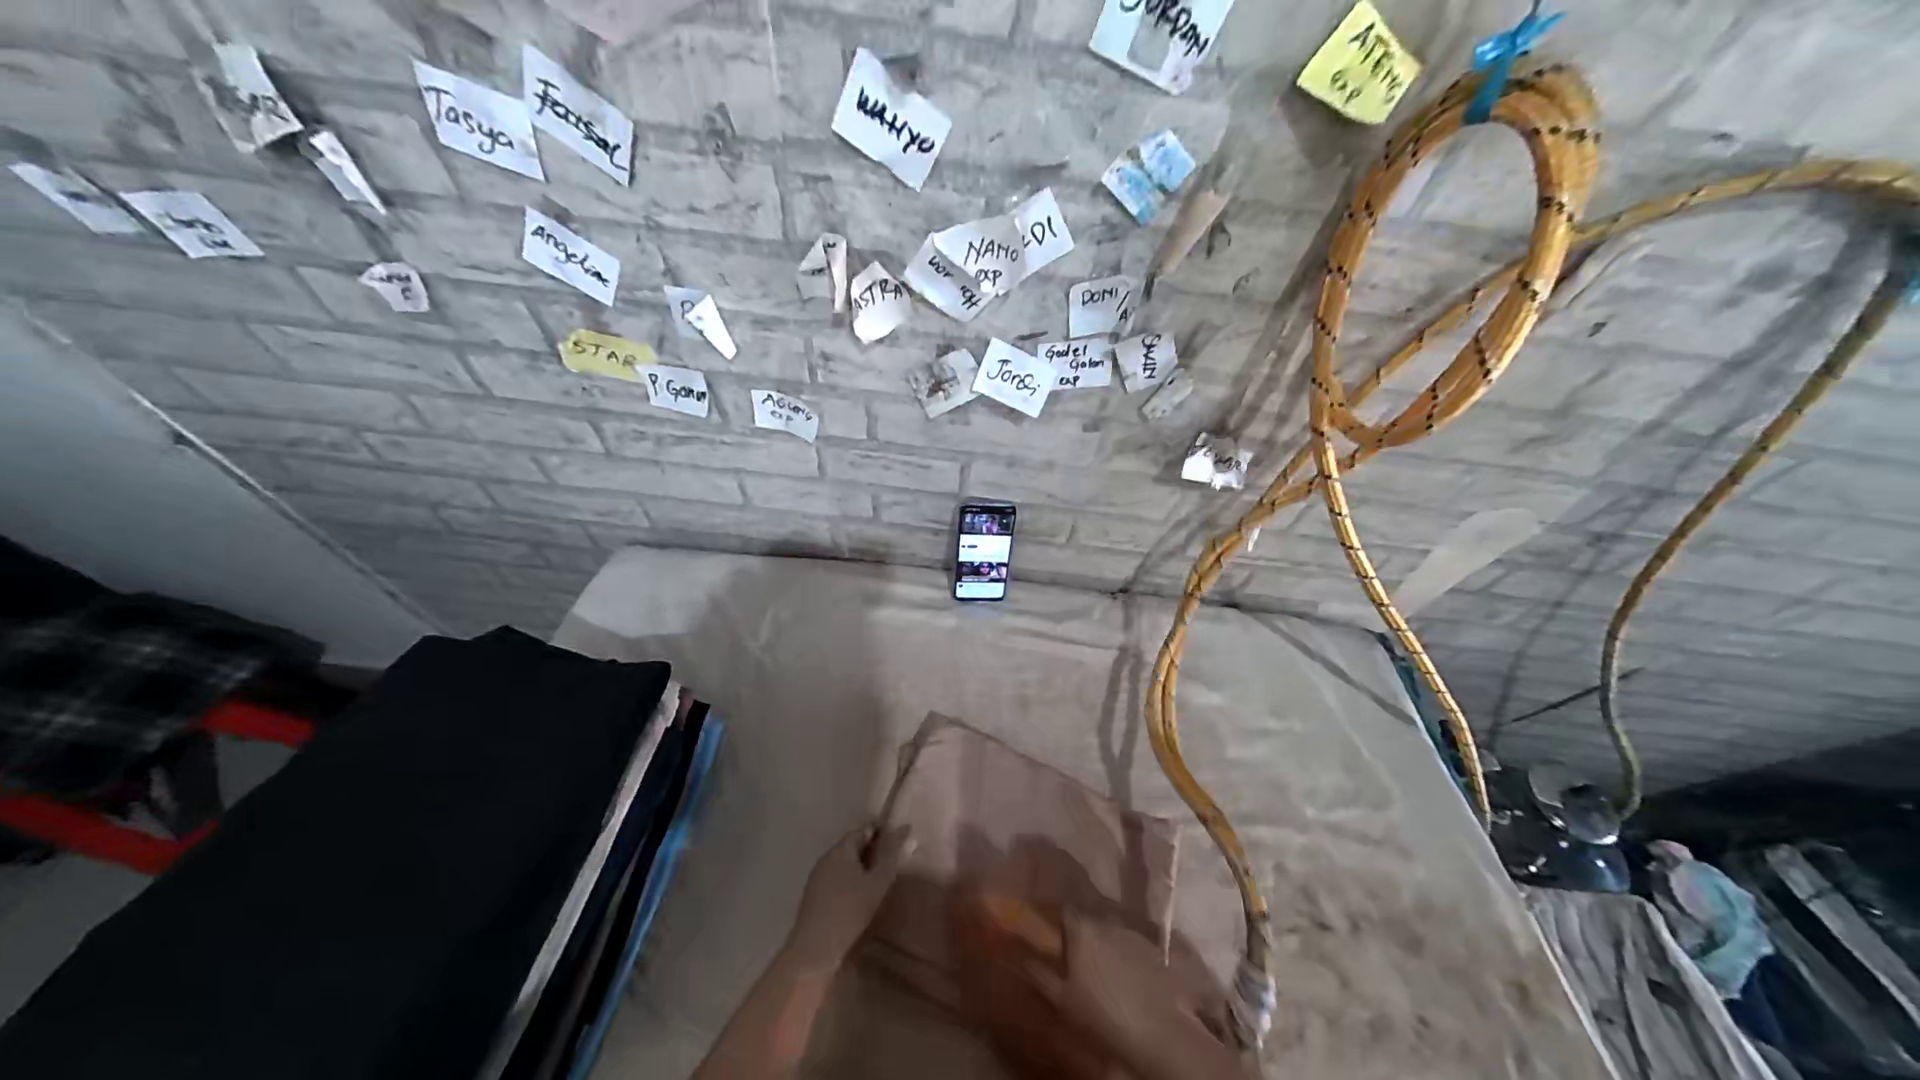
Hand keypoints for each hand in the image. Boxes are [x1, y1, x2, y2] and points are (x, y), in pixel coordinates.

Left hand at [781, 825, 912, 971]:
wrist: (815, 950)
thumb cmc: (850, 911)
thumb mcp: (877, 882)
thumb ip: (890, 854)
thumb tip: (903, 827)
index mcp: (840, 849)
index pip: (863, 830)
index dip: (882, 835)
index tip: (897, 848)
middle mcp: (826, 858)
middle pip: (853, 846)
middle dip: (872, 853)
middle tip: (891, 869)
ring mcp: (817, 877)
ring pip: (844, 864)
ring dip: (861, 869)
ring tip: (878, 885)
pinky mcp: (813, 896)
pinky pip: (836, 879)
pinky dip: (850, 883)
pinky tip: (858, 900)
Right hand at [1020, 912, 1250, 1079]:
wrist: (1158, 1032)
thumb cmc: (1101, 1014)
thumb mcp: (1060, 998)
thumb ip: (1036, 971)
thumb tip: (1014, 951)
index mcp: (1081, 929)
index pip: (1062, 910)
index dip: (1053, 918)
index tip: (1046, 930)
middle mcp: (1107, 922)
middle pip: (1087, 919)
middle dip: (1078, 932)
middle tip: (1072, 953)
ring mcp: (1133, 934)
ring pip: (1110, 930)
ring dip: (1102, 941)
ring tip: (1098, 966)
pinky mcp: (1153, 949)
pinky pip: (1130, 943)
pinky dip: (1123, 953)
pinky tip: (1123, 974)